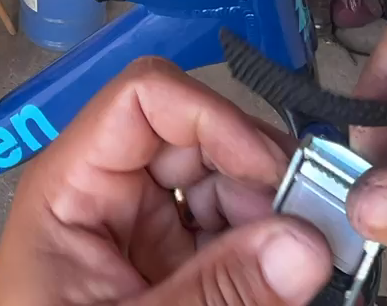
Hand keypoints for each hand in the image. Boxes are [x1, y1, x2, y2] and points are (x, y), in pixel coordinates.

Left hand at [0, 58, 330, 305]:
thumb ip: (218, 293)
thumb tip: (307, 242)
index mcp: (73, 185)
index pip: (142, 99)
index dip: (209, 116)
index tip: (273, 171)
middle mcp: (110, 193)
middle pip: (194, 138)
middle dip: (256, 172)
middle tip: (314, 228)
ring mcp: (144, 231)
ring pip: (223, 184)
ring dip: (271, 215)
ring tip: (308, 262)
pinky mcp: (173, 268)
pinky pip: (230, 233)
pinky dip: (267, 249)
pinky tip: (289, 278)